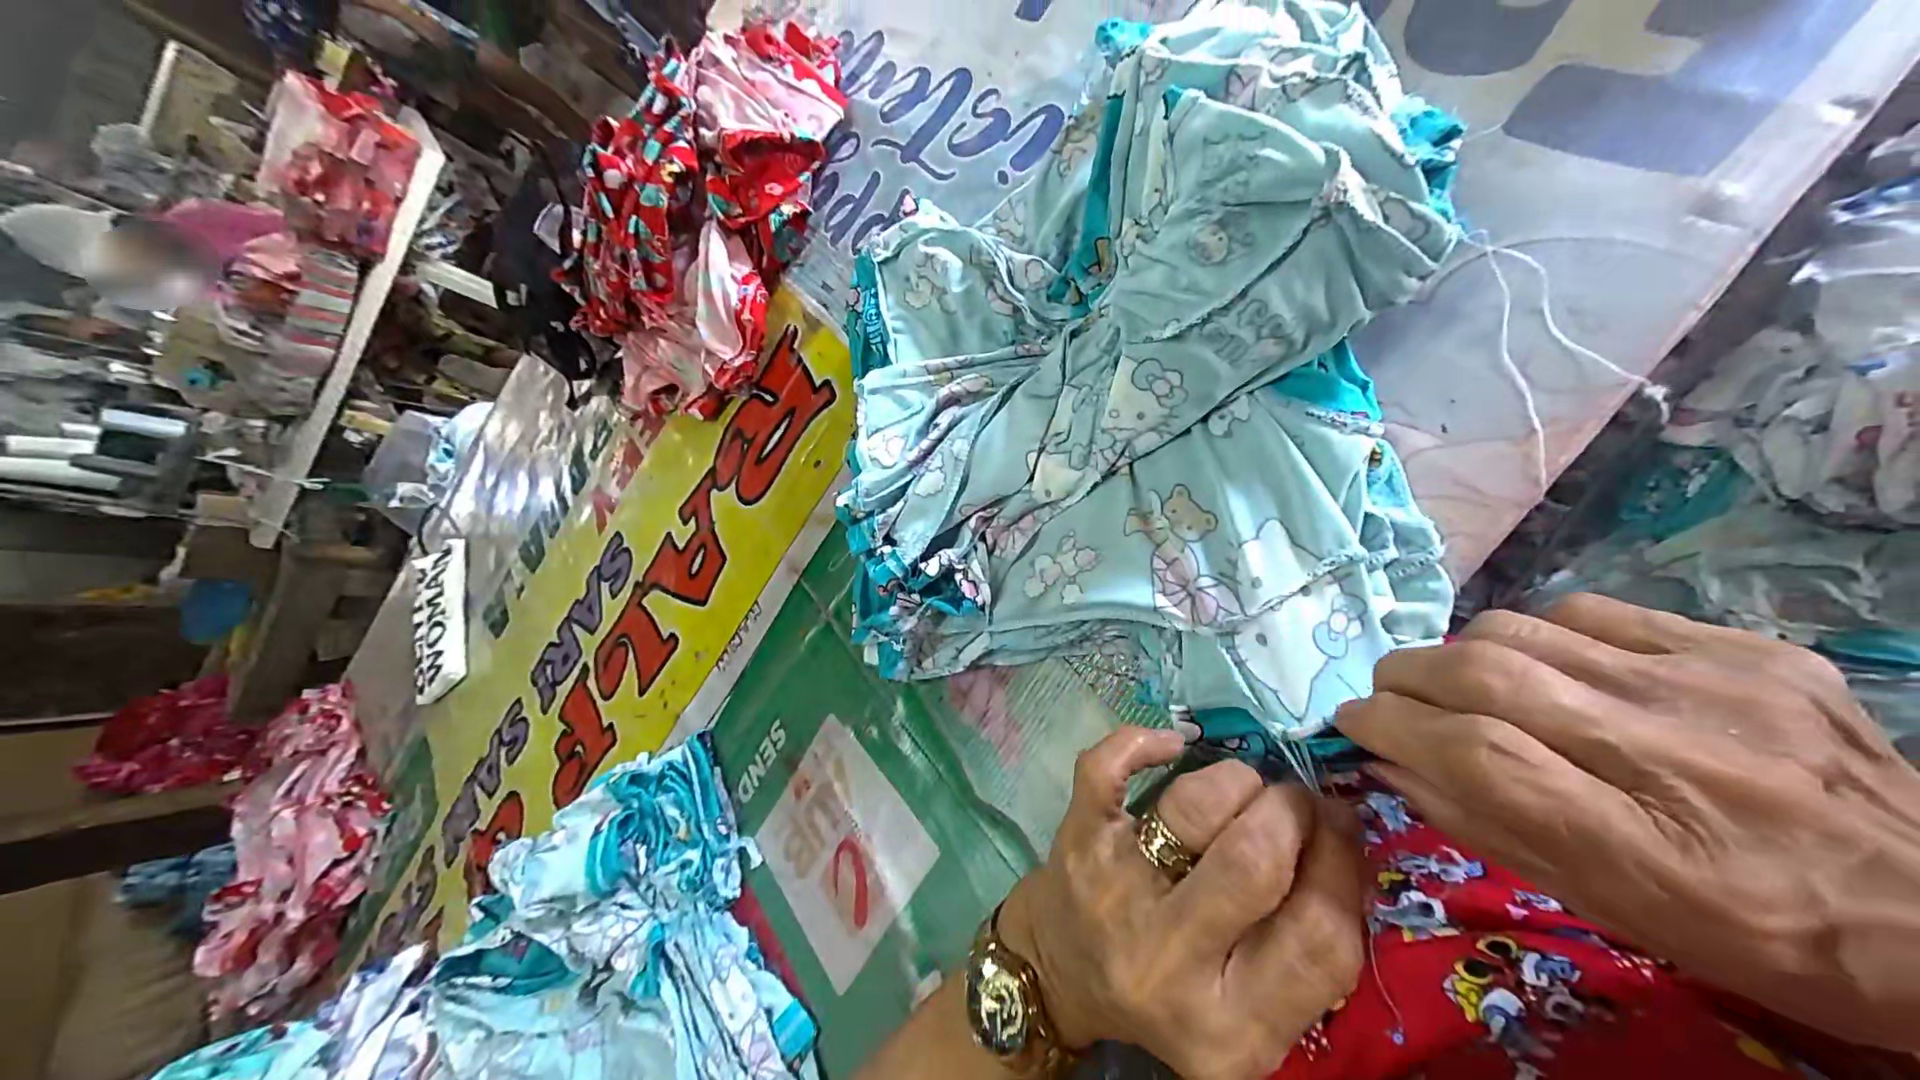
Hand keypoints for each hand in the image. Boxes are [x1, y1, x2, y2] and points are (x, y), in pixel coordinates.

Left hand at [998, 728, 1364, 1079]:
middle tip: (1292, 800)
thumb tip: (1341, 827)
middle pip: (1253, 859)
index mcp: (1235, 1028)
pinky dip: (1141, 742)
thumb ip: (1300, 938)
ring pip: (1191, 807)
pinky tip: (1174, 744)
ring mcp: (1114, 893)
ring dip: (1234, 779)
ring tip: (1243, 786)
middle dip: (1289, 811)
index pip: (1321, 938)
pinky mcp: (1075, 843)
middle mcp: (1169, 961)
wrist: (1062, 975)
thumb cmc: (1172, 989)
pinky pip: (1104, 770)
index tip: (1338, 824)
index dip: (1341, 863)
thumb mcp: (1247, 1006)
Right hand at [1336, 593, 1919, 1050]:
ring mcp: (1718, 687)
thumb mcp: (1606, 906)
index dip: (1391, 726)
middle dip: (1405, 678)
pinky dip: (1534, 635)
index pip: (1477, 754)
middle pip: (1486, 677)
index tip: (1352, 722)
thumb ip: (1482, 825)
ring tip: (1458, 682)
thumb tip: (1386, 761)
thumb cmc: (1751, 931)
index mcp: (1648, 849)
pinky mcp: (1747, 647)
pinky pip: (1587, 611)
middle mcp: (1678, 755)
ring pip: (1519, 630)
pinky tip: (1549, 667)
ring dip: (1458, 654)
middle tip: (1386, 695)